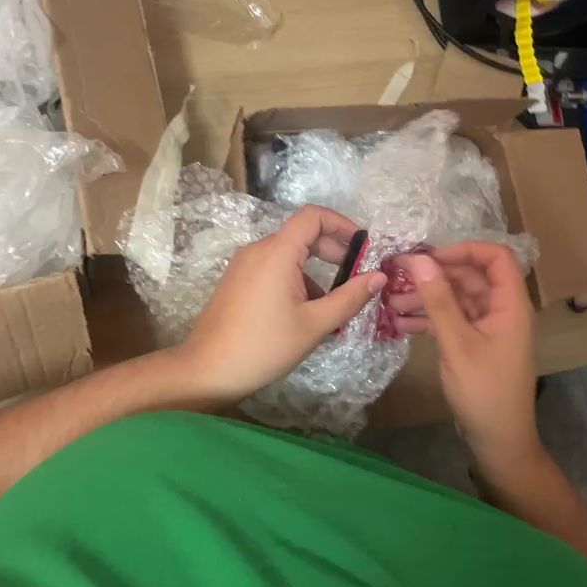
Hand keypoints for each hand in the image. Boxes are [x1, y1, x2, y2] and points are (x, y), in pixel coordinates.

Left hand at [176, 205, 386, 403]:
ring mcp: (244, 264)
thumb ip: (349, 297)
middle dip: (333, 250)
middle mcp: (259, 249)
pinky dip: (295, 279)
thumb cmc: (263, 346)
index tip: (364, 246)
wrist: (207, 370)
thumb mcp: (315, 324)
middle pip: (302, 234)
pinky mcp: (237, 281)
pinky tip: (306, 312)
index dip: (342, 223)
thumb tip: (379, 276)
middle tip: (357, 277)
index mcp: (277, 251)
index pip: (313, 216)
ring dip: (315, 270)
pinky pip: (273, 268)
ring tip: (334, 303)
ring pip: (289, 254)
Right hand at [392, 242, 544, 474]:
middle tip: (396, 275)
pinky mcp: (474, 344)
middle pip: (469, 276)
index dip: (464, 249)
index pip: (495, 257)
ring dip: (425, 297)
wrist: (498, 441)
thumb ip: (438, 300)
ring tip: (389, 301)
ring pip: (456, 298)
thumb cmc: (484, 391)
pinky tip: (399, 323)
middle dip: (434, 274)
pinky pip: (451, 320)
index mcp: (510, 304)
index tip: (431, 258)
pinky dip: (428, 319)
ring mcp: (487, 328)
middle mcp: (501, 310)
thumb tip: (420, 260)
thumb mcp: (457, 343)